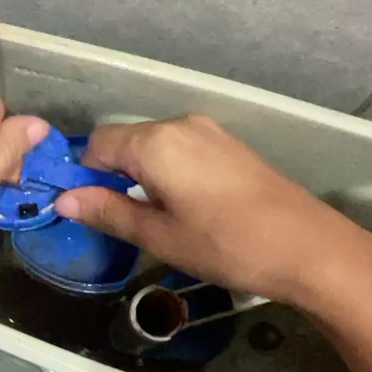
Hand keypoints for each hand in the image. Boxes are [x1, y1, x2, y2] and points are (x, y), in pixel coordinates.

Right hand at [53, 115, 371, 309]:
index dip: (82, 174)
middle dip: (112, 175)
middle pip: (127, 141)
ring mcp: (210, 132)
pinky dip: (169, 172)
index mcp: (156, 142)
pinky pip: (182, 150)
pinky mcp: (230, 145)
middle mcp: (180, 125)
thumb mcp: (160, 236)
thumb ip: (109, 213)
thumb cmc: (227, 245)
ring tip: (151, 219)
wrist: (307, 246)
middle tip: (116, 220)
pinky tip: (183, 207)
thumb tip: (64, 200)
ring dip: (141, 175)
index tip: (83, 209)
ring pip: (155, 145)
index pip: (98, 144)